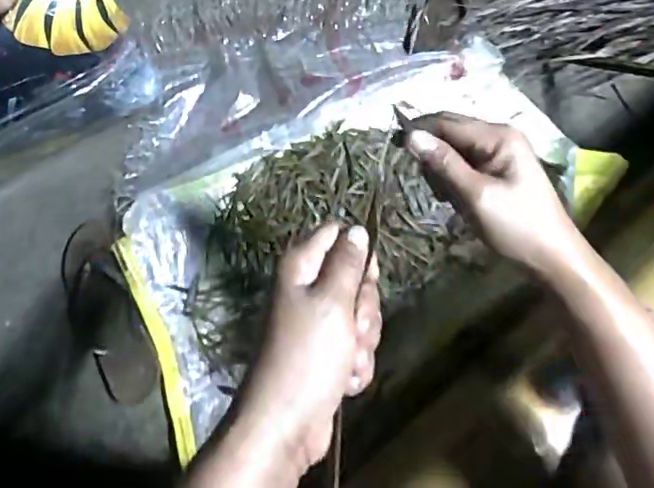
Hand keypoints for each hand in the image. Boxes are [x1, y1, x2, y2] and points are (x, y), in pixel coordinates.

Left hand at [212, 224, 381, 483]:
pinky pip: (355, 346)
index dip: (357, 252)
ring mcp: (317, 322)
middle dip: (364, 307)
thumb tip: (357, 229)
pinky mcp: (326, 353)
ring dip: (362, 340)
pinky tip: (346, 380)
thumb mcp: (333, 301)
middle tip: (354, 326)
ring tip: (348, 359)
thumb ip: (348, 263)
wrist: (286, 425)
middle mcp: (307, 288)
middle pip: (355, 277)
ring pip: (360, 315)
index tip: (366, 276)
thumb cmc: (307, 355)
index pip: (336, 234)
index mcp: (301, 266)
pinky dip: (356, 364)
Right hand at [404, 112, 583, 278]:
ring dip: (442, 167)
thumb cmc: (518, 227)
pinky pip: (466, 162)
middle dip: (432, 151)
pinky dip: (454, 176)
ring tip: (443, 195)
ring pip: (455, 147)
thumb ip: (444, 163)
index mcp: (498, 135)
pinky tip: (455, 197)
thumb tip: (411, 136)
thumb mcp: (477, 195)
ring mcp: (501, 151)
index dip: (420, 130)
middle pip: (451, 130)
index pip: (447, 121)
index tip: (395, 147)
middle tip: (422, 179)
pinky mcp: (499, 168)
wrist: (557, 261)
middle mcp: (499, 135)